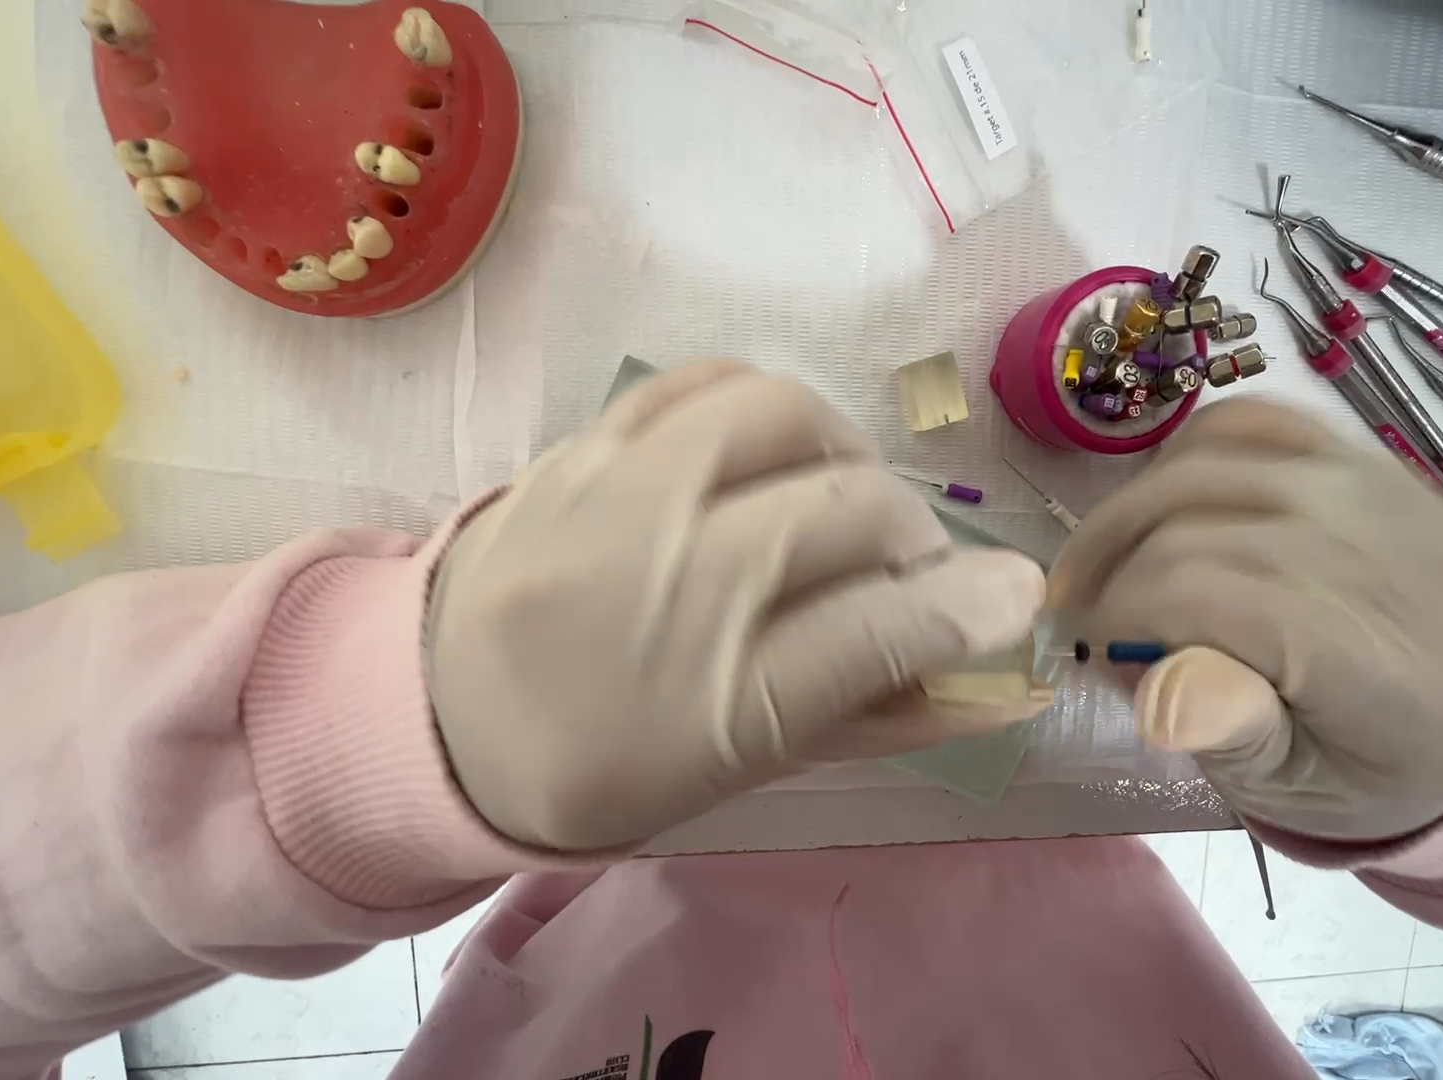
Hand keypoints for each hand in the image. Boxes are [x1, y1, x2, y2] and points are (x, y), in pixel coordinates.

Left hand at [426, 360, 1044, 850]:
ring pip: (782, 418)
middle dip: (910, 537)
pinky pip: (699, 383)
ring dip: (842, 454)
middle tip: (901, 566)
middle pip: (848, 513)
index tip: (1014, 595)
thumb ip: (871, 717)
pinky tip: (764, 451)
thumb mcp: (741, 770)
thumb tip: (989, 676)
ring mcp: (617, 499)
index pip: (882, 633)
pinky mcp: (581, 447)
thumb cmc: (600, 768)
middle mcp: (672, 584)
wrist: (428, 716)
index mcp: (714, 703)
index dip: (971, 607)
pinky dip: (760, 407)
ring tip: (832, 494)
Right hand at [1047, 399, 1442, 840]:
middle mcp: (1383, 552)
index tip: (1090, 648)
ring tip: (1105, 556)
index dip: (1121, 611)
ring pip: (1206, 463)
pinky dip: (1185, 452)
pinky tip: (1163, 499)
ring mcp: (1377, 489)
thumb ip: (1235, 736)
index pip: (1204, 592)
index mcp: (1376, 658)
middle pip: (1192, 525)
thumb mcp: (1297, 786)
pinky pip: (1251, 422)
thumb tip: (1158, 698)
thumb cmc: (1364, 766)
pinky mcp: (1364, 457)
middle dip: (1110, 566)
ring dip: (1129, 508)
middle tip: (1082, 612)